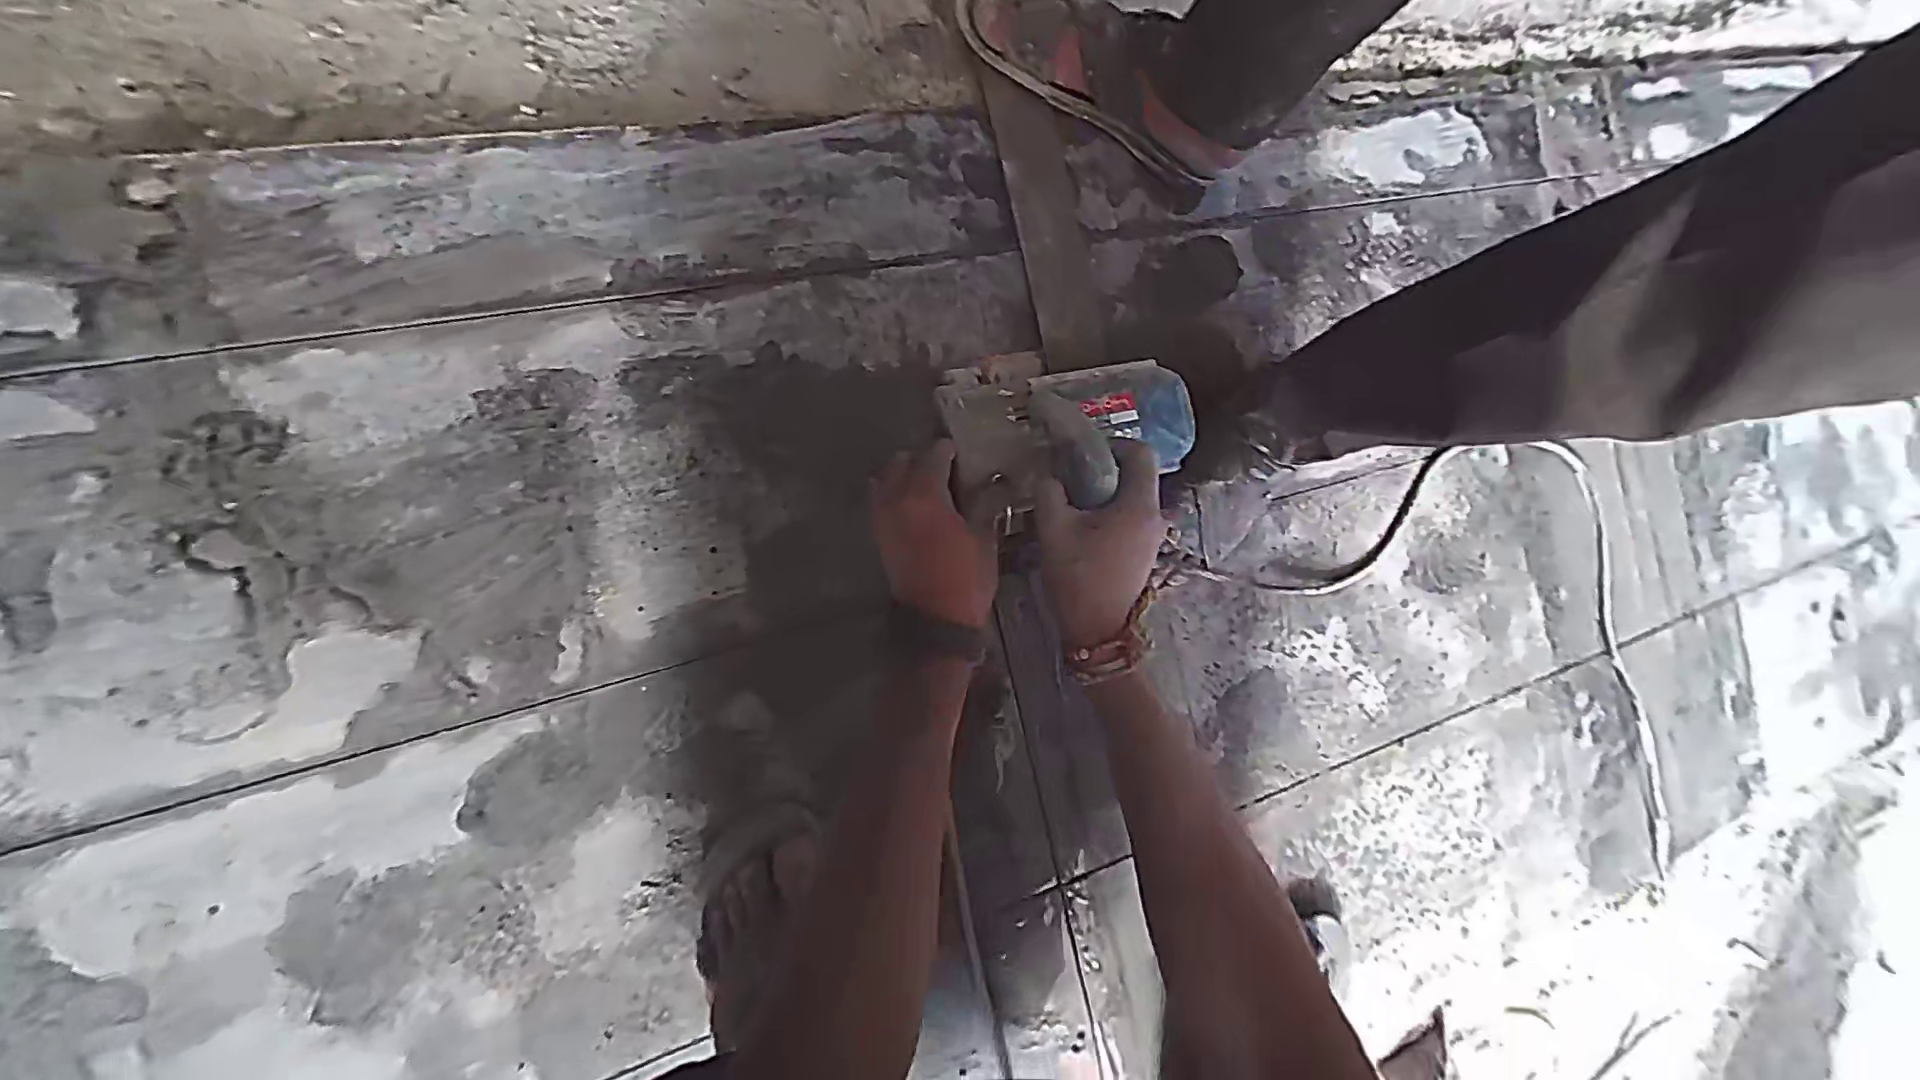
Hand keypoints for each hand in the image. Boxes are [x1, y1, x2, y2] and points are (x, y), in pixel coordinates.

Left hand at [871, 439, 1010, 629]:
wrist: (935, 620)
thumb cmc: (965, 578)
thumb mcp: (983, 538)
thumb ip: (986, 502)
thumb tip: (996, 480)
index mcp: (924, 494)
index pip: (934, 454)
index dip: (951, 450)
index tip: (965, 454)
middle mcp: (896, 498)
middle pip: (903, 460)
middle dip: (924, 458)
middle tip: (948, 469)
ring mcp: (882, 516)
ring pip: (886, 477)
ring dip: (905, 474)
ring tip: (929, 486)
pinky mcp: (878, 533)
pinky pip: (880, 498)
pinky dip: (894, 492)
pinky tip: (915, 504)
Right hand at [1034, 438, 1164, 649]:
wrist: (1097, 630)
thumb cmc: (1079, 577)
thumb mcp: (1054, 530)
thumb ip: (1049, 492)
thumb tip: (1048, 474)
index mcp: (1140, 505)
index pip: (1140, 452)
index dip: (1111, 444)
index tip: (1082, 453)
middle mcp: (1155, 516)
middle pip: (1136, 475)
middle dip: (1103, 469)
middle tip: (1070, 475)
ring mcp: (1153, 536)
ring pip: (1132, 497)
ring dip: (1104, 492)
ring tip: (1072, 500)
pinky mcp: (1144, 551)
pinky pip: (1130, 517)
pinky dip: (1110, 511)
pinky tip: (1083, 525)